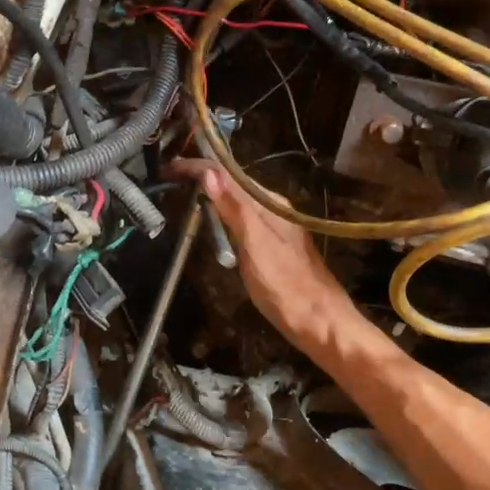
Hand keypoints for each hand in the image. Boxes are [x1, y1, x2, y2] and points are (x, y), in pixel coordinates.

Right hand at [169, 160, 358, 347]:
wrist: (319, 321)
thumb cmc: (285, 286)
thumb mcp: (254, 245)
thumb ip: (234, 208)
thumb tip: (209, 174)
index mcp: (269, 204)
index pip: (228, 174)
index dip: (198, 167)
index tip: (170, 168)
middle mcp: (273, 209)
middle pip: (233, 183)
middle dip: (202, 175)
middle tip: (171, 177)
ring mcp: (274, 226)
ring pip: (237, 199)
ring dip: (210, 192)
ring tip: (183, 190)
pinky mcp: (271, 244)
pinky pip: (241, 217)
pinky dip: (221, 211)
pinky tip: (212, 218)